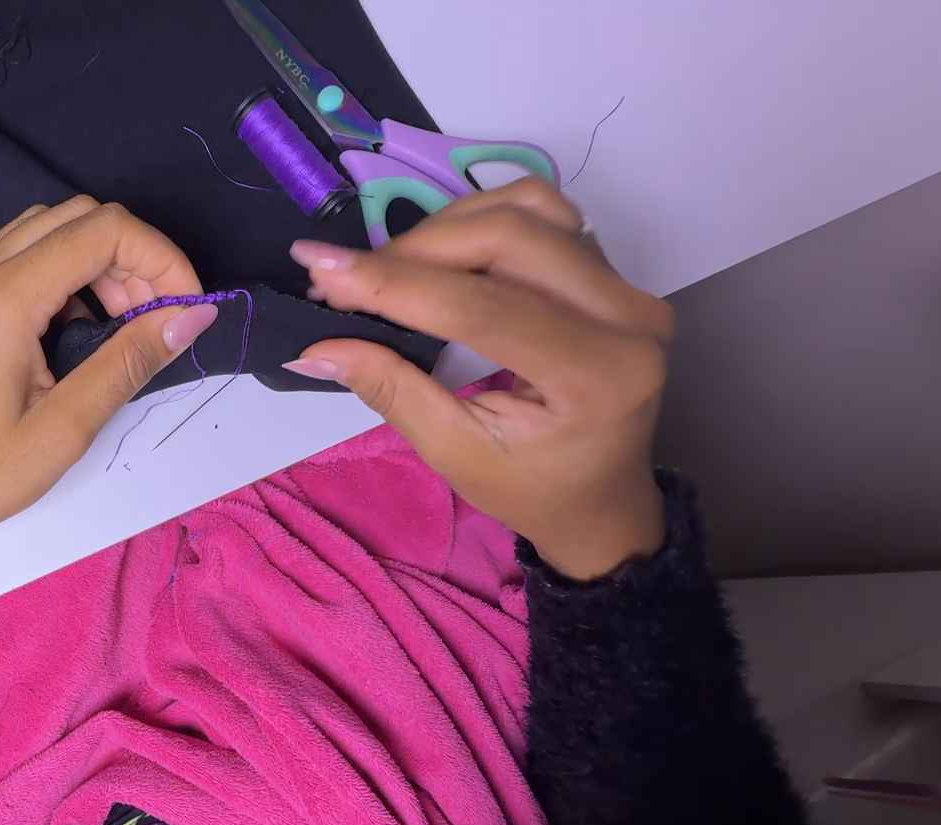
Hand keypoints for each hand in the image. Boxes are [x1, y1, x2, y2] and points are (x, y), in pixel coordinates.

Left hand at [0, 197, 217, 573]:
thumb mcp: (63, 429)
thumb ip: (128, 363)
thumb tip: (191, 317)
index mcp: (3, 300)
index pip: (103, 231)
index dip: (162, 258)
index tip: (188, 308)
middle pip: (76, 218)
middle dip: (134, 257)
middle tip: (158, 320)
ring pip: (47, 232)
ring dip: (99, 264)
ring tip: (125, 327)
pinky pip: (21, 261)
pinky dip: (65, 278)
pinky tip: (79, 332)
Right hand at [282, 178, 673, 578]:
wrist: (598, 498)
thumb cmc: (527, 488)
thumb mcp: (452, 452)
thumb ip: (390, 390)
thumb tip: (315, 349)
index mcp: (595, 373)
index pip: (478, 306)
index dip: (391, 283)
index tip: (318, 269)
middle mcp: (626, 313)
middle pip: (508, 236)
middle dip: (410, 250)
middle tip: (343, 278)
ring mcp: (625, 285)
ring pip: (527, 209)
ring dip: (441, 229)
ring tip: (385, 269)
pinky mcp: (610, 272)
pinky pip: (542, 215)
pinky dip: (475, 224)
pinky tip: (435, 257)